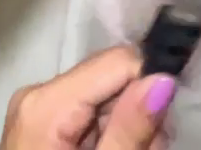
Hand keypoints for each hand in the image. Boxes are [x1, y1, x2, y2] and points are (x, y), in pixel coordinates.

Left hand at [0, 46, 174, 149]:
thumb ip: (130, 131)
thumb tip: (163, 78)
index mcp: (45, 102)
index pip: (117, 62)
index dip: (149, 87)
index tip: (162, 132)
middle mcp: (37, 93)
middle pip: (111, 80)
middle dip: (138, 117)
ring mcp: (36, 109)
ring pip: (105, 98)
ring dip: (126, 131)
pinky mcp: (41, 125)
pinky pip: (88, 116)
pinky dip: (108, 138)